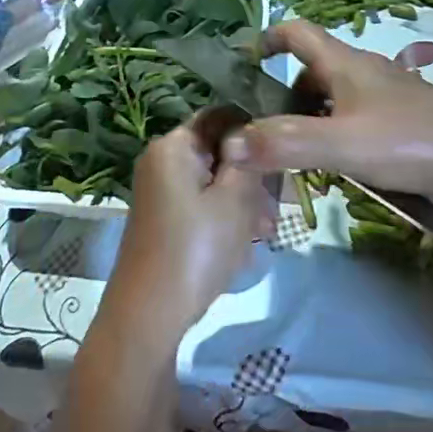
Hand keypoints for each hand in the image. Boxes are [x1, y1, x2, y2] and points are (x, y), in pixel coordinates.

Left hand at [106, 121, 271, 340]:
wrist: (148, 314)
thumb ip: (248, 159)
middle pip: (218, 151)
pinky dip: (224, 218)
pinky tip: (245, 243)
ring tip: (265, 232)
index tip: (283, 158)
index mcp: (173, 146)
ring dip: (243, 201)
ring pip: (213, 181)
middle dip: (251, 176)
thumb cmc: (197, 248)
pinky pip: (201, 204)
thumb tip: (251, 134)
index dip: (255, 133)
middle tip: (278, 206)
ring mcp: (160, 191)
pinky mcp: (163, 218)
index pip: (221, 116)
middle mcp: (161, 161)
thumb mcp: (235, 200)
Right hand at [222, 21, 432, 200]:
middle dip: (285, 95)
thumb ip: (285, 144)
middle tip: (267, 132)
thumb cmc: (412, 143)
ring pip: (336, 99)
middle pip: (313, 71)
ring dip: (311, 119)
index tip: (244, 61)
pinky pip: (357, 121)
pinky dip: (337, 136)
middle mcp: (366, 73)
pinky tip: (339, 167)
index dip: (266, 39)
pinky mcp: (404, 123)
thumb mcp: (342, 144)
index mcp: (346, 64)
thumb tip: (230, 143)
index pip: (297, 32)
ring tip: (297, 156)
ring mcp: (388, 98)